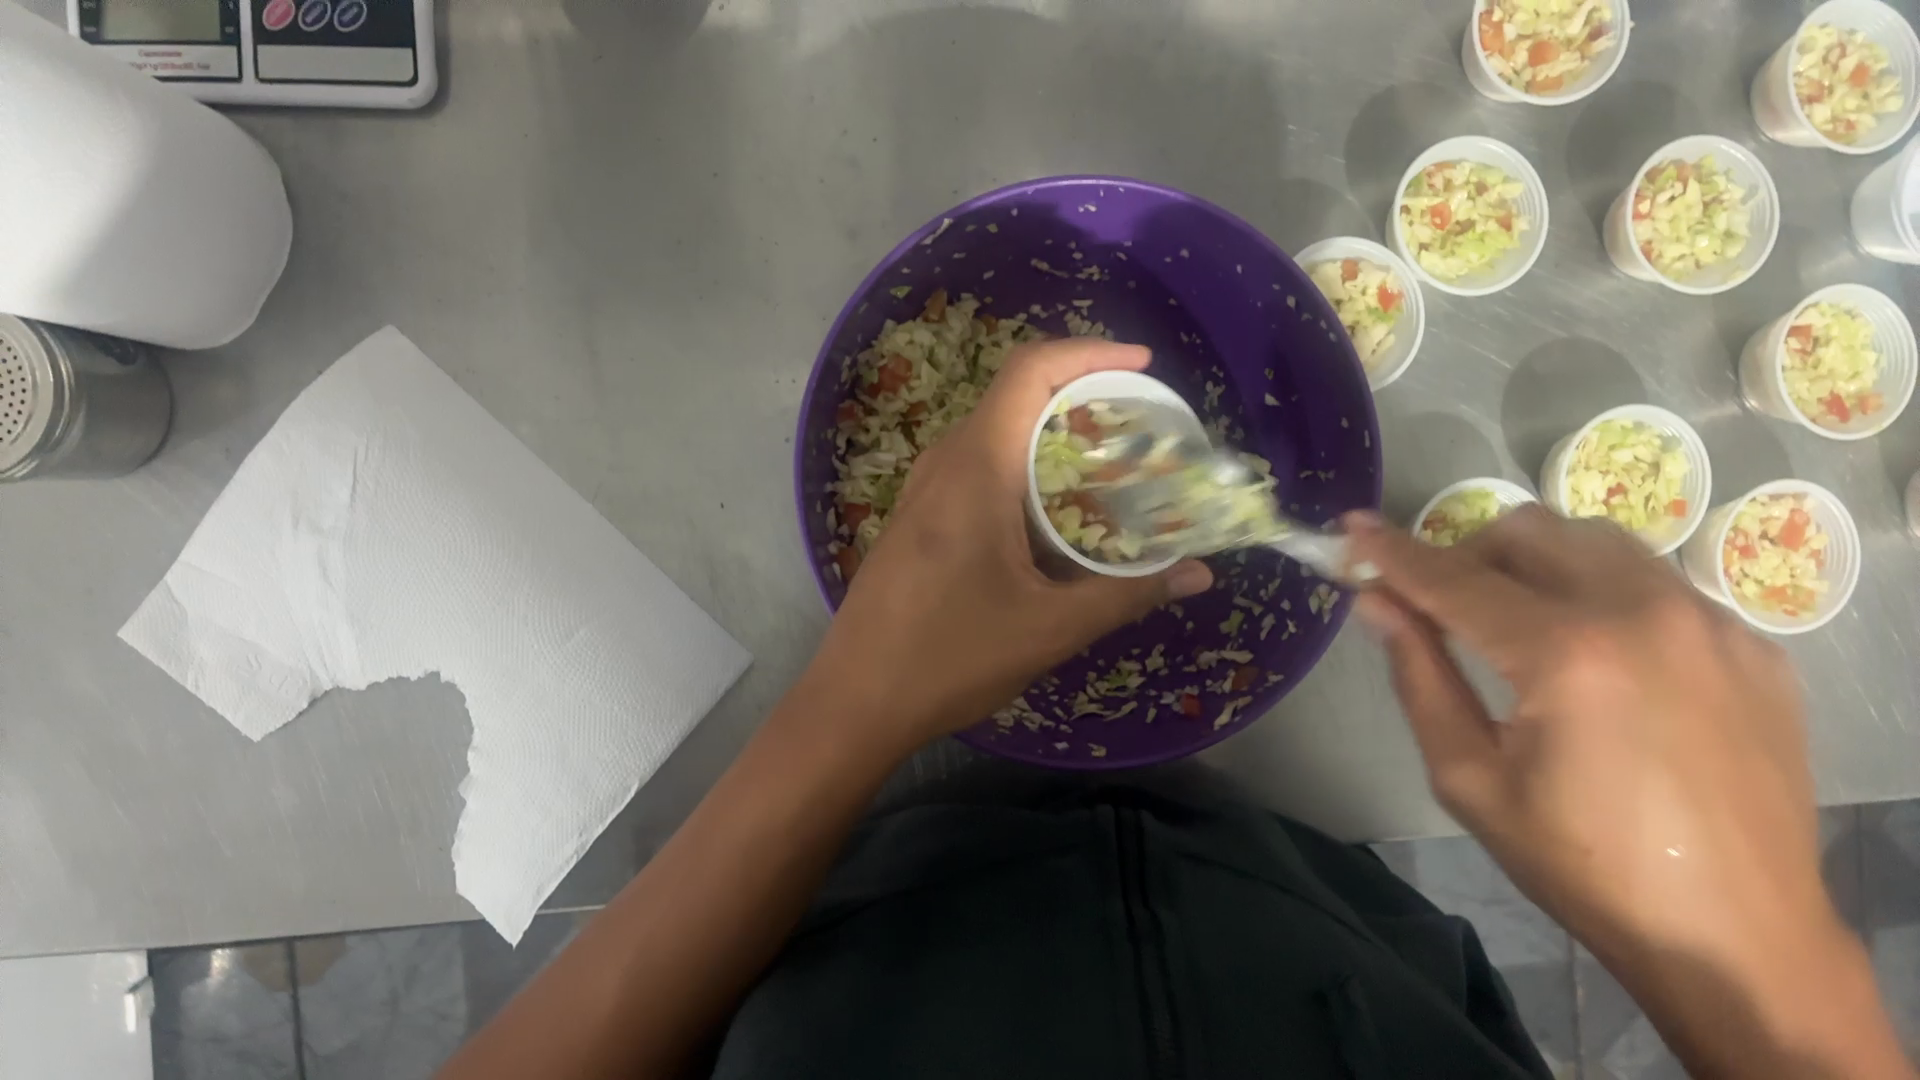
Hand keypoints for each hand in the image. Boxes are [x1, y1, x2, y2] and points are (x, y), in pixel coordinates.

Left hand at [810, 339, 1212, 746]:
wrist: (856, 699)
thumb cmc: (950, 657)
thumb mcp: (1050, 628)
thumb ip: (1127, 594)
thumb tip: (1197, 574)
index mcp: (976, 468)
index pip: (1029, 371)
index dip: (1088, 353)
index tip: (1141, 365)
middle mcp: (945, 464)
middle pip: (1016, 399)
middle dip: (1081, 399)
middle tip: (1138, 427)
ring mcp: (923, 492)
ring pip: (995, 437)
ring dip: (1050, 440)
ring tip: (1106, 468)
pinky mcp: (917, 521)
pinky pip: (976, 471)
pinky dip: (1022, 473)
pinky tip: (1052, 517)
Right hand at [1344, 507, 1902, 1073]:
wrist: (1737, 935)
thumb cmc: (1580, 861)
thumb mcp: (1467, 775)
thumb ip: (1418, 673)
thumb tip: (1376, 602)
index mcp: (1567, 653)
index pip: (1454, 579)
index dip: (1393, 552)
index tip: (1351, 527)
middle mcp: (1645, 613)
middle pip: (1529, 532)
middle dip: (1467, 554)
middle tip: (1439, 605)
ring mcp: (1711, 623)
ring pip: (1596, 542)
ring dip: (1535, 562)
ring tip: (1515, 621)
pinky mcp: (1752, 645)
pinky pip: (1654, 583)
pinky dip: (1599, 593)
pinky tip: (1594, 657)